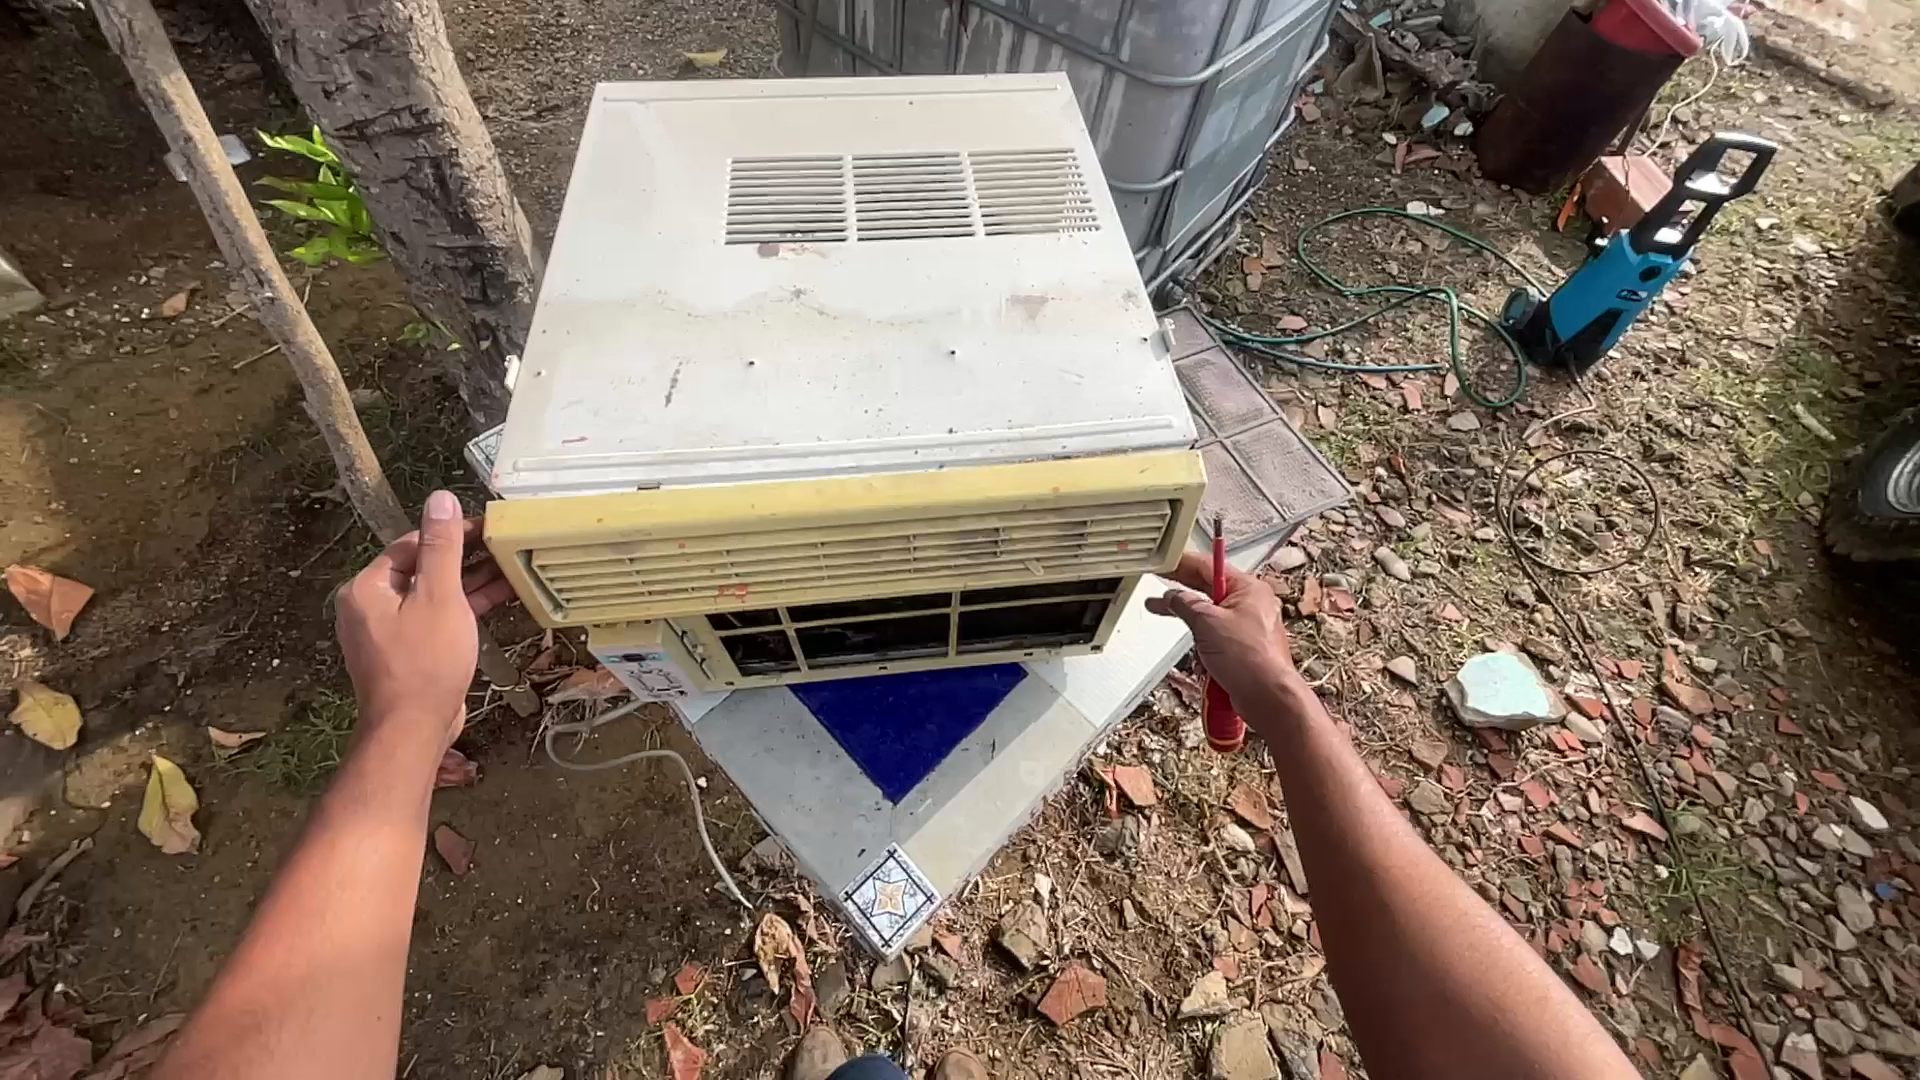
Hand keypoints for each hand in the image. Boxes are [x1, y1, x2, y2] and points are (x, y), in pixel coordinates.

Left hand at [334, 490, 516, 752]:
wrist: (414, 725)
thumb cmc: (426, 658)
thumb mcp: (440, 597)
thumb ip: (442, 548)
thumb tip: (440, 498)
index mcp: (368, 587)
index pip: (413, 544)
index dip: (453, 533)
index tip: (492, 528)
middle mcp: (371, 604)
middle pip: (424, 568)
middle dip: (467, 558)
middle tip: (507, 548)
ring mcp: (389, 629)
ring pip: (434, 593)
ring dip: (471, 583)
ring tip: (512, 571)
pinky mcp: (408, 649)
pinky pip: (438, 615)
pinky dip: (465, 606)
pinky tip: (498, 599)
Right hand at [1145, 550, 1298, 702]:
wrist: (1268, 697)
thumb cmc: (1251, 659)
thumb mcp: (1206, 622)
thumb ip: (1184, 604)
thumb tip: (1172, 597)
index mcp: (1248, 589)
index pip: (1208, 566)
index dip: (1182, 563)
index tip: (1164, 562)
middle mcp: (1251, 605)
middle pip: (1208, 589)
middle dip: (1182, 592)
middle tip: (1160, 583)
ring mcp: (1247, 627)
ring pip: (1210, 615)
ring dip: (1191, 620)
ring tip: (1166, 614)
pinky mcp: (1242, 648)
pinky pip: (1215, 636)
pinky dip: (1201, 641)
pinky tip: (1192, 649)